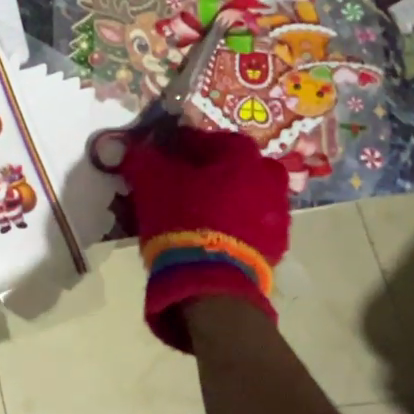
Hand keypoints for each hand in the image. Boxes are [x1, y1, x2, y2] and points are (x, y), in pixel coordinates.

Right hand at [120, 126, 290, 256]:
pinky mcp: (275, 246)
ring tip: (203, 208)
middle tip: (196, 178)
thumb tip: (136, 148)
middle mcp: (269, 182)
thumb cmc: (181, 217)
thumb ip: (143, 159)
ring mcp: (277, 216)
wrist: (210, 275)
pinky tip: (214, 232)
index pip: (221, 138)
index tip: (174, 149)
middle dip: (223, 169)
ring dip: (233, 197)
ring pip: (255, 196)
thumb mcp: (151, 182)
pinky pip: (256, 225)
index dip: (195, 141)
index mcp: (242, 160)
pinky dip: (239, 223)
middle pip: (247, 166)